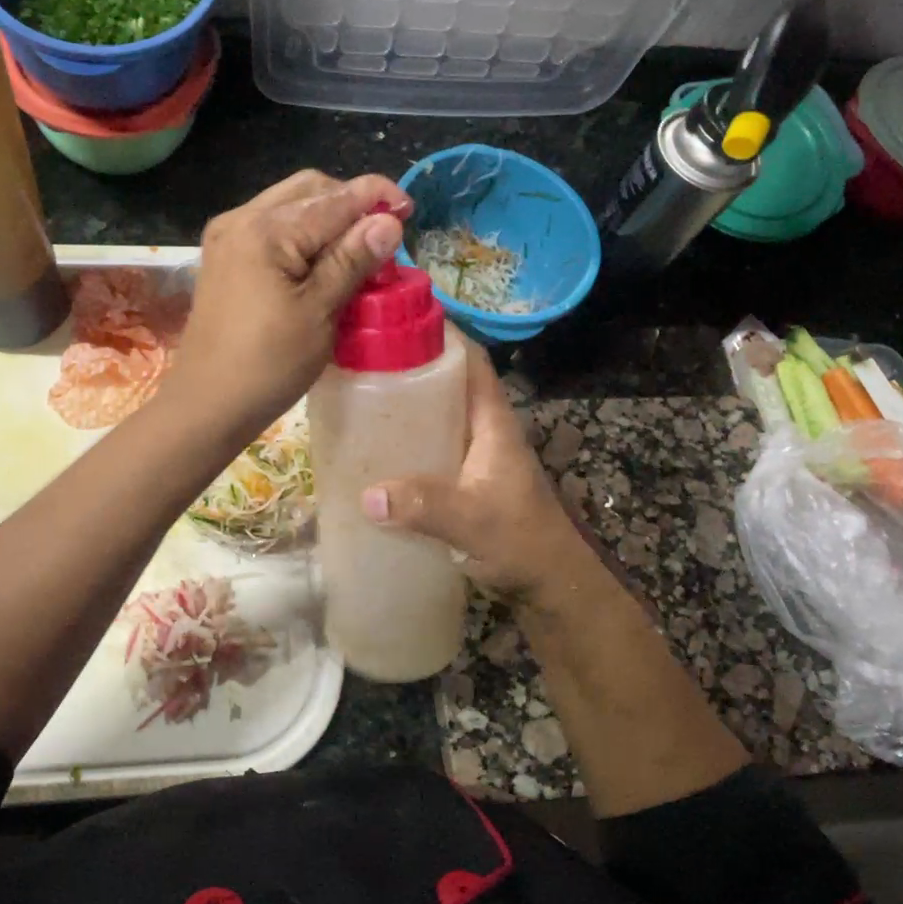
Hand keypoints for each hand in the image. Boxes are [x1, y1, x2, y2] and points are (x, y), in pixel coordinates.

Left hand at [167, 170, 410, 433]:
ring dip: (327, 219)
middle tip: (382, 234)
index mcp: (265, 230)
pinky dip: (301, 236)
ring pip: (289, 207)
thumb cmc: (267, 364)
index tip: (410, 210)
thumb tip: (389, 220)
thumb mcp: (319, 313)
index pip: (334, 199)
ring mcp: (227, 239)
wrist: (206, 405)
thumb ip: (352, 261)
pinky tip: (321, 263)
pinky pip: (270, 230)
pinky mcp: (223, 261)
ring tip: (357, 251)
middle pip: (308, 191)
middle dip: (349, 203)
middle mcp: (241, 220)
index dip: (376, 198)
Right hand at [360, 341, 587, 593]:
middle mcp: (482, 430)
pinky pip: (427, 447)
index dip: (439, 333)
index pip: (470, 360)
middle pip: (445, 382)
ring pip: (434, 415)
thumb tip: (368, 497)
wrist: (549, 585)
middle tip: (356, 361)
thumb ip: (426, 508)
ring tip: (353, 399)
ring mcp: (472, 456)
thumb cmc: (522, 542)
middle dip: (406, 367)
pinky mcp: (461, 481)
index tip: (393, 318)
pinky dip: (402, 443)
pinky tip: (370, 454)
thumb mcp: (474, 522)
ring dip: (402, 405)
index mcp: (493, 422)